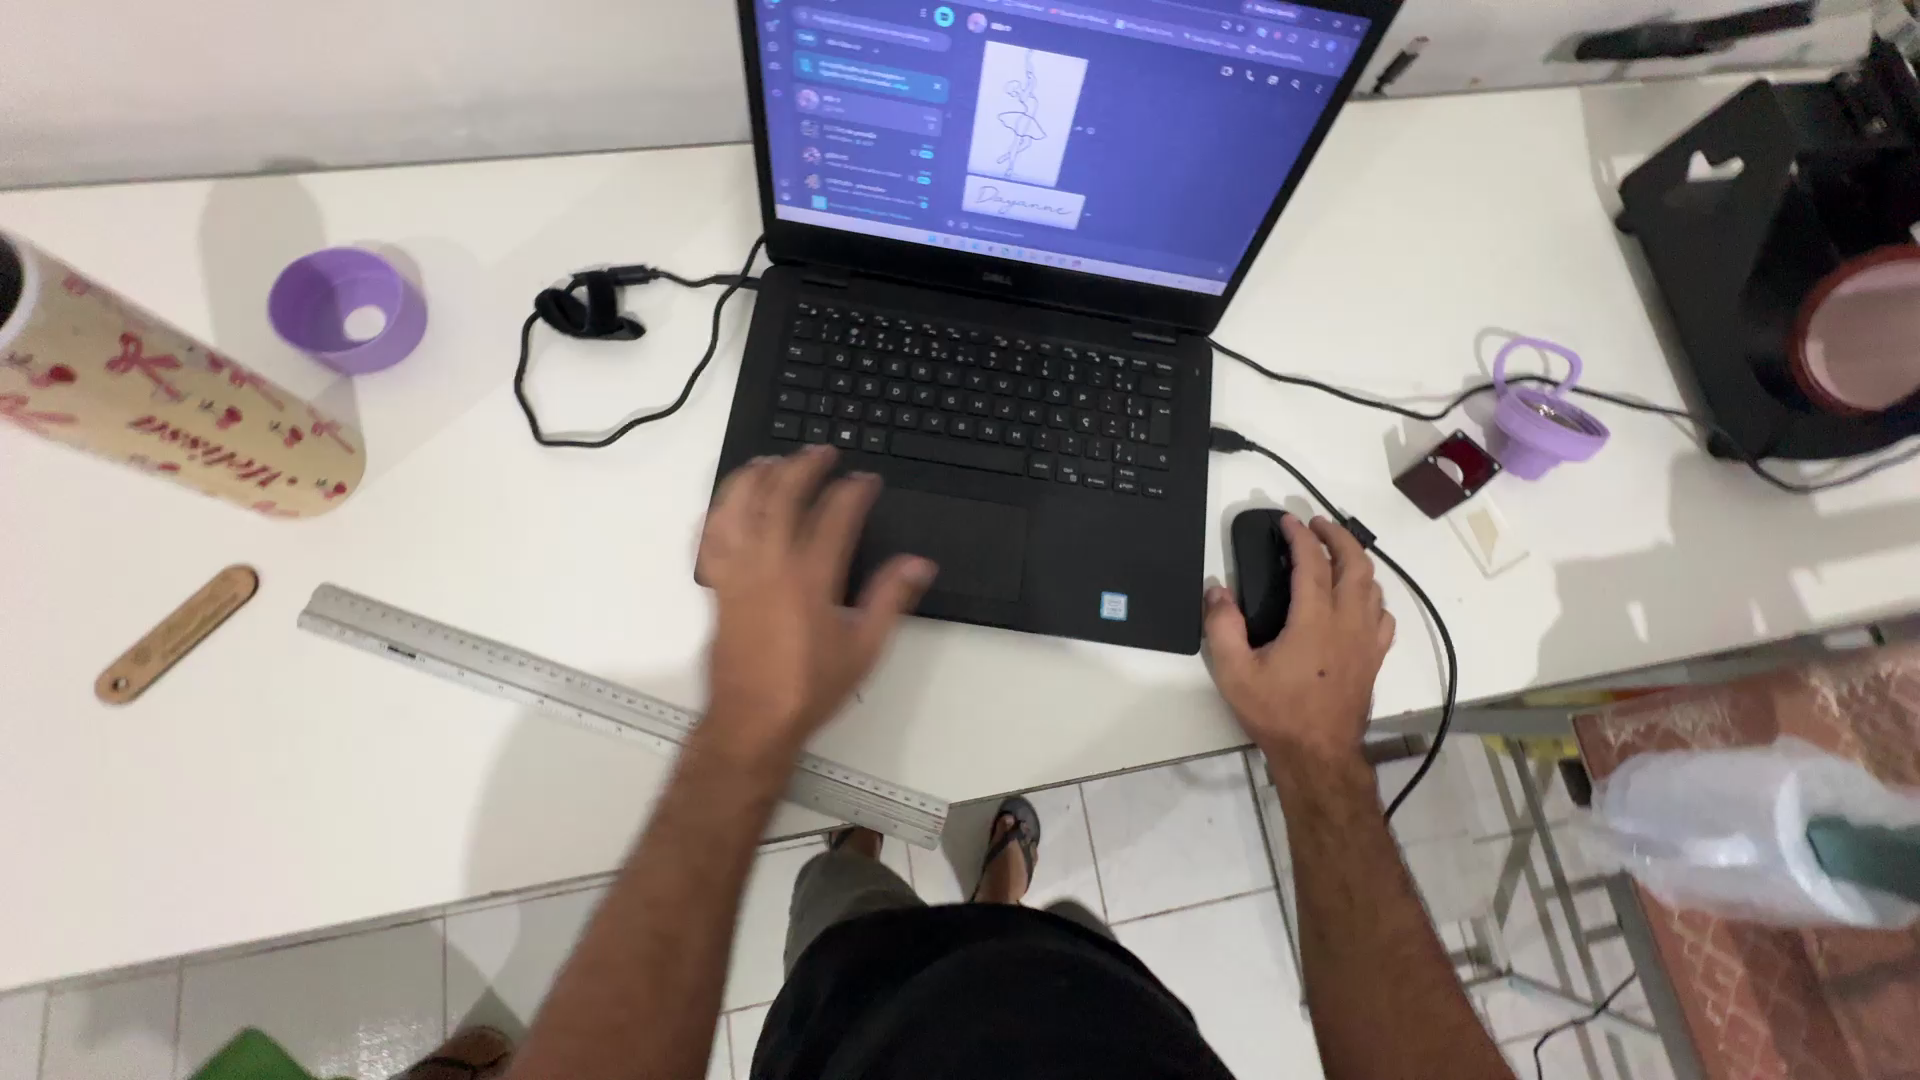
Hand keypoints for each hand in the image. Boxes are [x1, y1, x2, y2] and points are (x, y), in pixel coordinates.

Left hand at [696, 446, 936, 757]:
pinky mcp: (717, 586)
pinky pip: (709, 536)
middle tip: (823, 453)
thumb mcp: (864, 648)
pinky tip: (728, 501)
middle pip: (783, 496)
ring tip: (774, 460)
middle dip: (805, 466)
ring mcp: (737, 572)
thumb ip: (890, 599)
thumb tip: (918, 564)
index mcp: (810, 578)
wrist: (752, 721)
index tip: (866, 480)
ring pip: (740, 506)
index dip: (854, 491)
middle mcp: (770, 566)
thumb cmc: (809, 687)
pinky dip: (718, 511)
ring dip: (758, 476)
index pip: (835, 516)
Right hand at [1202, 515, 1393, 764]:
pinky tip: (1358, 598)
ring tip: (1335, 553)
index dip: (1300, 536)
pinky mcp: (1375, 657)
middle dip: (1337, 537)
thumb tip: (1217, 590)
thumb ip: (1221, 626)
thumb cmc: (1276, 712)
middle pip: (1355, 565)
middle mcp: (1348, 623)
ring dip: (1356, 561)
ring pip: (1374, 586)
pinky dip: (1372, 594)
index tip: (1287, 519)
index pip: (1312, 564)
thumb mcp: (1233, 671)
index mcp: (1314, 621)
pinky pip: (1383, 614)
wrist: (1318, 754)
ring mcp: (1367, 640)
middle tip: (1316, 524)